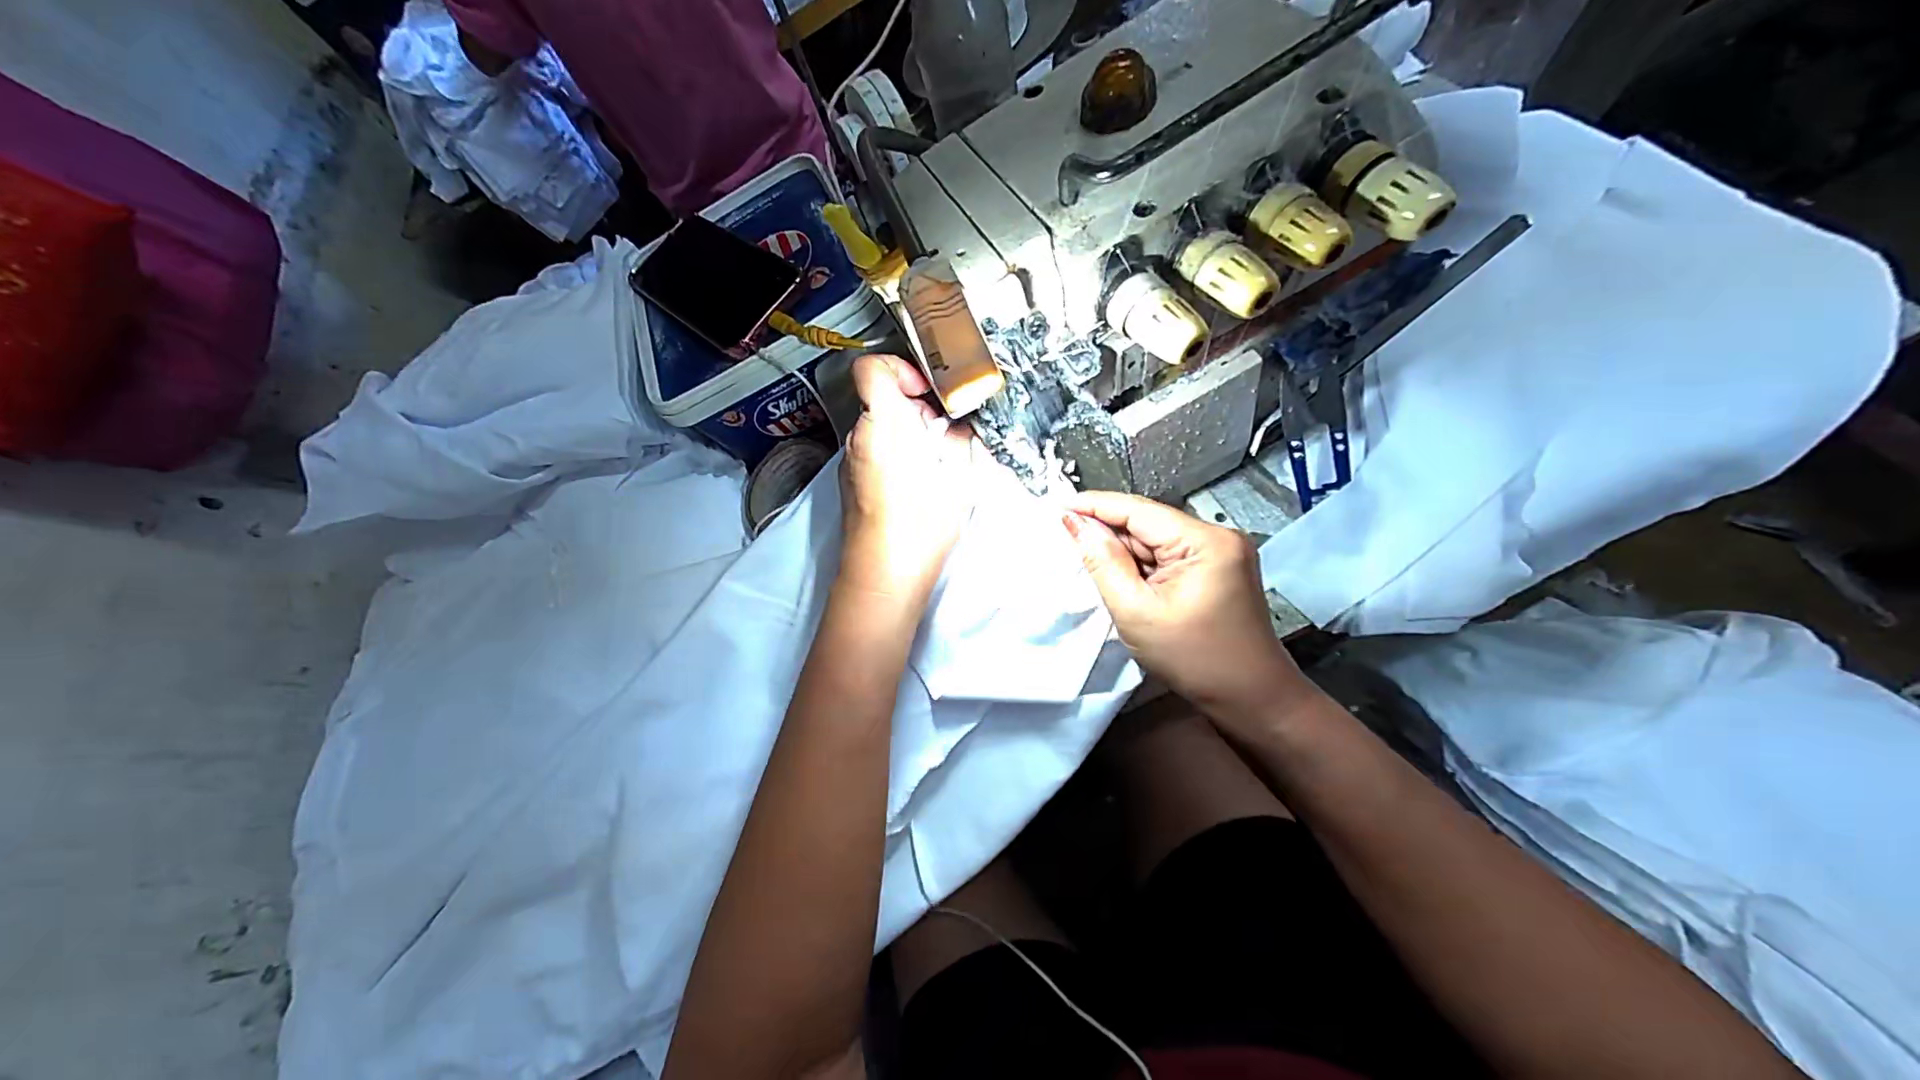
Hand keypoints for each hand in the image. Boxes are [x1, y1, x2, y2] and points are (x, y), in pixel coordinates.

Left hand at [838, 354, 981, 603]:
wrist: (884, 573)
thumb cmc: (918, 528)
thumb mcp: (960, 478)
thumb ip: (961, 442)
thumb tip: (961, 431)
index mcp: (884, 423)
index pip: (873, 367)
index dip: (900, 368)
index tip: (926, 388)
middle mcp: (860, 437)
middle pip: (881, 398)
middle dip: (915, 407)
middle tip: (943, 430)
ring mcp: (852, 460)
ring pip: (879, 427)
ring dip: (907, 433)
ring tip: (937, 460)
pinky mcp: (853, 482)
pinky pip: (874, 452)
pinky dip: (896, 454)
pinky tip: (921, 481)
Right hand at [1062, 491, 1310, 731]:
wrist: (1250, 697)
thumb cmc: (1196, 660)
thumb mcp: (1136, 611)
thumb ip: (1104, 562)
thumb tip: (1077, 524)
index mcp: (1205, 541)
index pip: (1138, 509)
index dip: (1096, 505)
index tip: (1060, 505)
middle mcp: (1219, 536)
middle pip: (1148, 523)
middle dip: (1108, 532)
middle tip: (1066, 539)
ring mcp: (1222, 552)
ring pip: (1156, 540)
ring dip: (1124, 552)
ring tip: (1091, 565)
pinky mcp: (1219, 568)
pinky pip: (1169, 555)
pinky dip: (1143, 565)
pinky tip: (1123, 579)